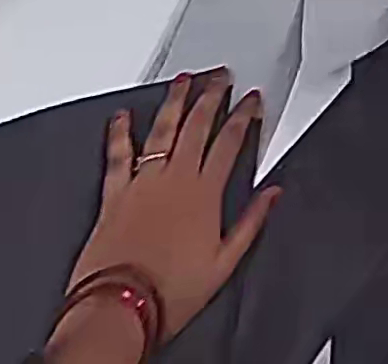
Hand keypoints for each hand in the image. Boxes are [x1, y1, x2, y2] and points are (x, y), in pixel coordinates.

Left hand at [49, 73, 280, 358]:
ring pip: (163, 130)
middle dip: (212, 95)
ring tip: (183, 81)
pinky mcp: (114, 195)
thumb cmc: (170, 291)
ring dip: (175, 101)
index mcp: (205, 191)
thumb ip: (252, 221)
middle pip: (197, 124)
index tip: (251, 98)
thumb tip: (273, 193)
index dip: (244, 114)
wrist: (119, 311)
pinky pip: (118, 155)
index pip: (230, 140)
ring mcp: (144, 183)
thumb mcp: (225, 262)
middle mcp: (175, 178)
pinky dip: (120, 133)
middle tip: (221, 76)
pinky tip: (122, 116)